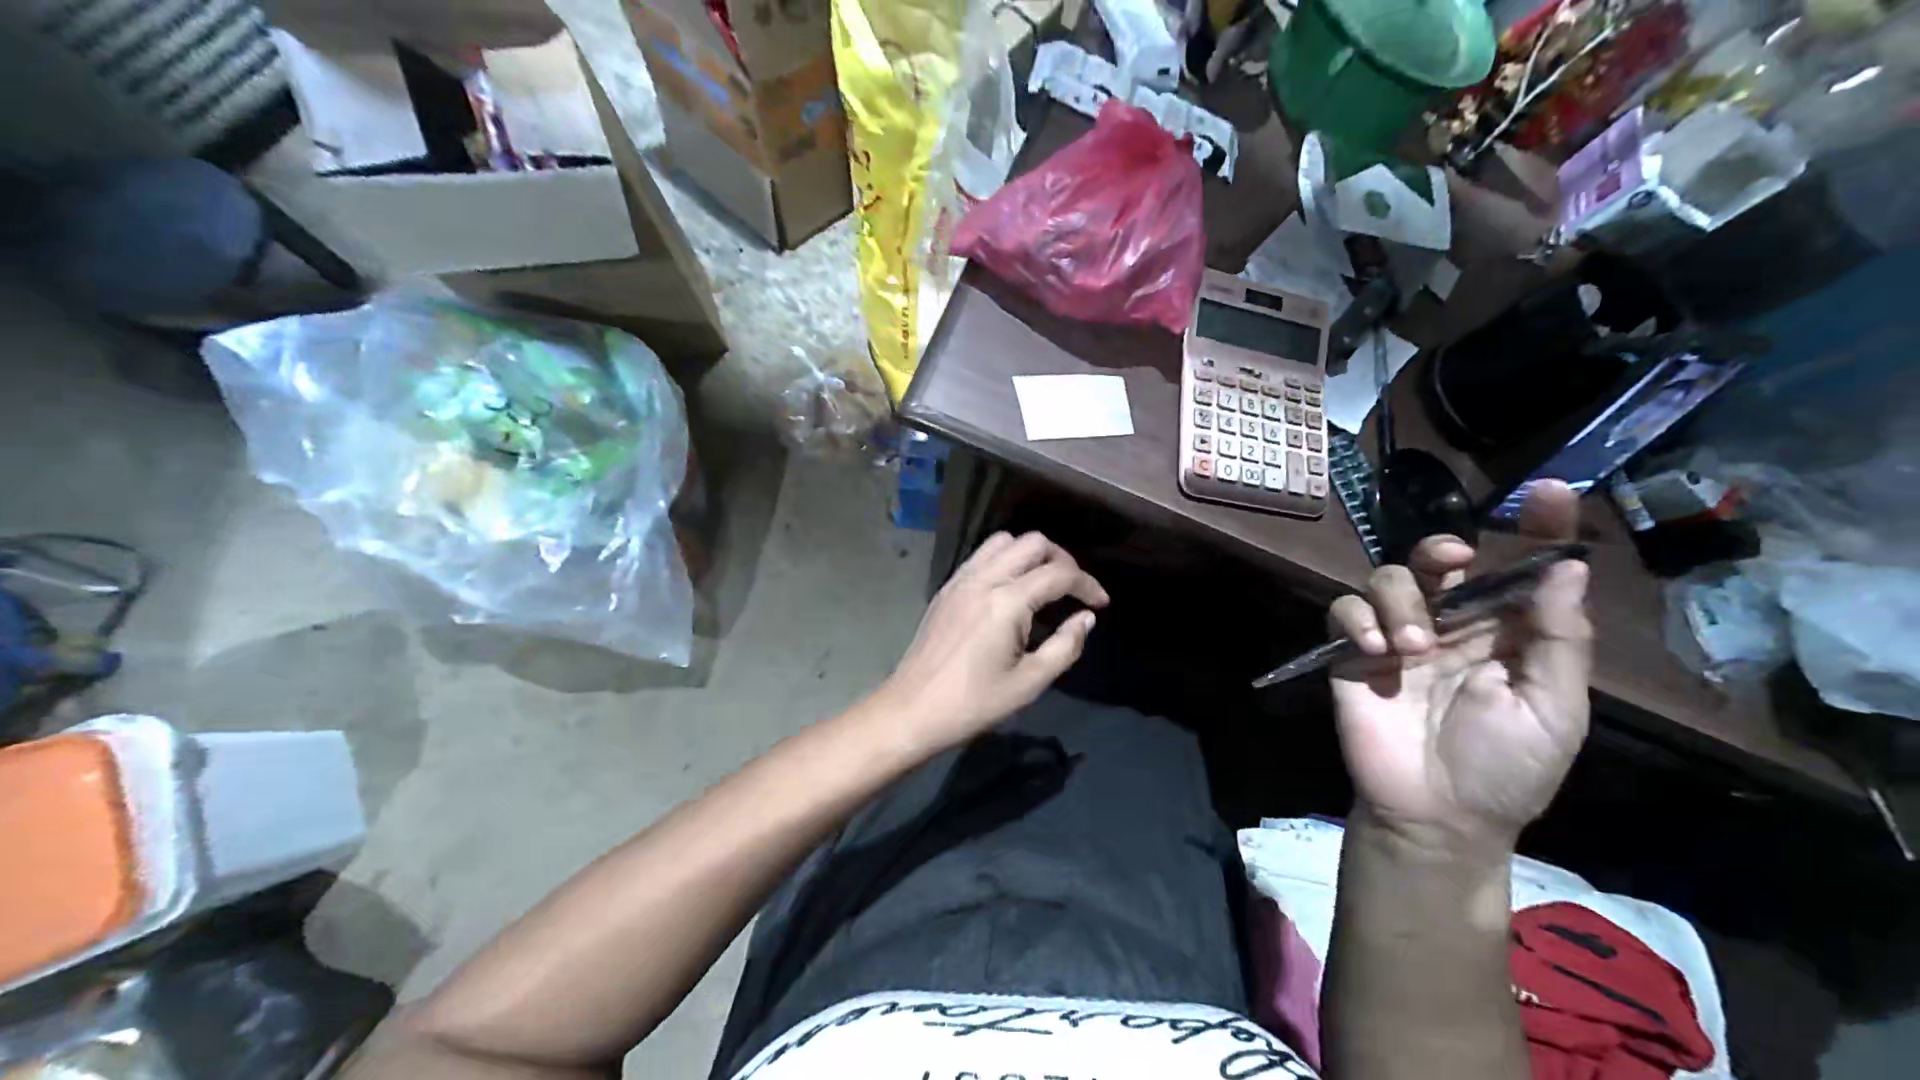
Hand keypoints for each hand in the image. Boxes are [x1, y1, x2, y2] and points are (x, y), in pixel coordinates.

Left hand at [871, 532, 1108, 755]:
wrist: (913, 710)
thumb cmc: (974, 704)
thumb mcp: (1029, 683)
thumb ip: (1065, 646)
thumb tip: (1086, 619)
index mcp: (1006, 602)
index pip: (1059, 574)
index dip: (1088, 585)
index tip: (1101, 604)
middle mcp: (983, 579)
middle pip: (1032, 542)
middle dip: (1062, 560)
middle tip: (1074, 590)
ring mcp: (961, 580)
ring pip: (1004, 541)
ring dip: (1031, 554)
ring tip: (1044, 584)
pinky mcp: (947, 588)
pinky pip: (981, 556)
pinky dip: (1005, 560)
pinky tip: (1012, 590)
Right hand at [1327, 481, 1592, 852]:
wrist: (1434, 813)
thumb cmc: (1504, 766)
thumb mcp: (1552, 708)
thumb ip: (1556, 638)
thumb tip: (1566, 566)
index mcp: (1506, 633)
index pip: (1521, 569)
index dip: (1535, 528)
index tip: (1546, 492)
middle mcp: (1450, 624)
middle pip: (1440, 559)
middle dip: (1443, 547)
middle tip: (1453, 561)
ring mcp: (1396, 635)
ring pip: (1389, 577)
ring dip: (1402, 600)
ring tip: (1412, 647)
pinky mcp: (1351, 651)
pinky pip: (1344, 608)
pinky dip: (1358, 618)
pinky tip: (1376, 649)